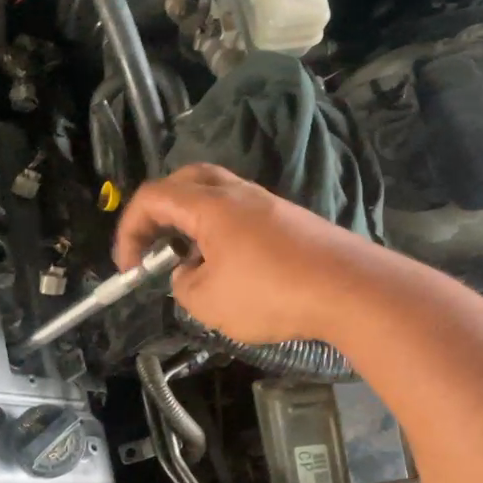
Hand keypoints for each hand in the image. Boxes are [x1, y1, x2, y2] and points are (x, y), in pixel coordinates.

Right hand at [113, 163, 386, 343]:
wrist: (354, 292)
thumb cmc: (272, 294)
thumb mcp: (205, 301)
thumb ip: (182, 283)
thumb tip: (188, 272)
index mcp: (211, 205)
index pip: (153, 197)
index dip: (129, 230)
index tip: (128, 268)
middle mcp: (239, 194)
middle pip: (187, 181)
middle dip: (158, 212)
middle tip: (152, 245)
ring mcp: (270, 206)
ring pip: (216, 198)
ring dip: (191, 224)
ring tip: (188, 264)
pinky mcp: (291, 224)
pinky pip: (241, 217)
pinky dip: (220, 235)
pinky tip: (227, 271)